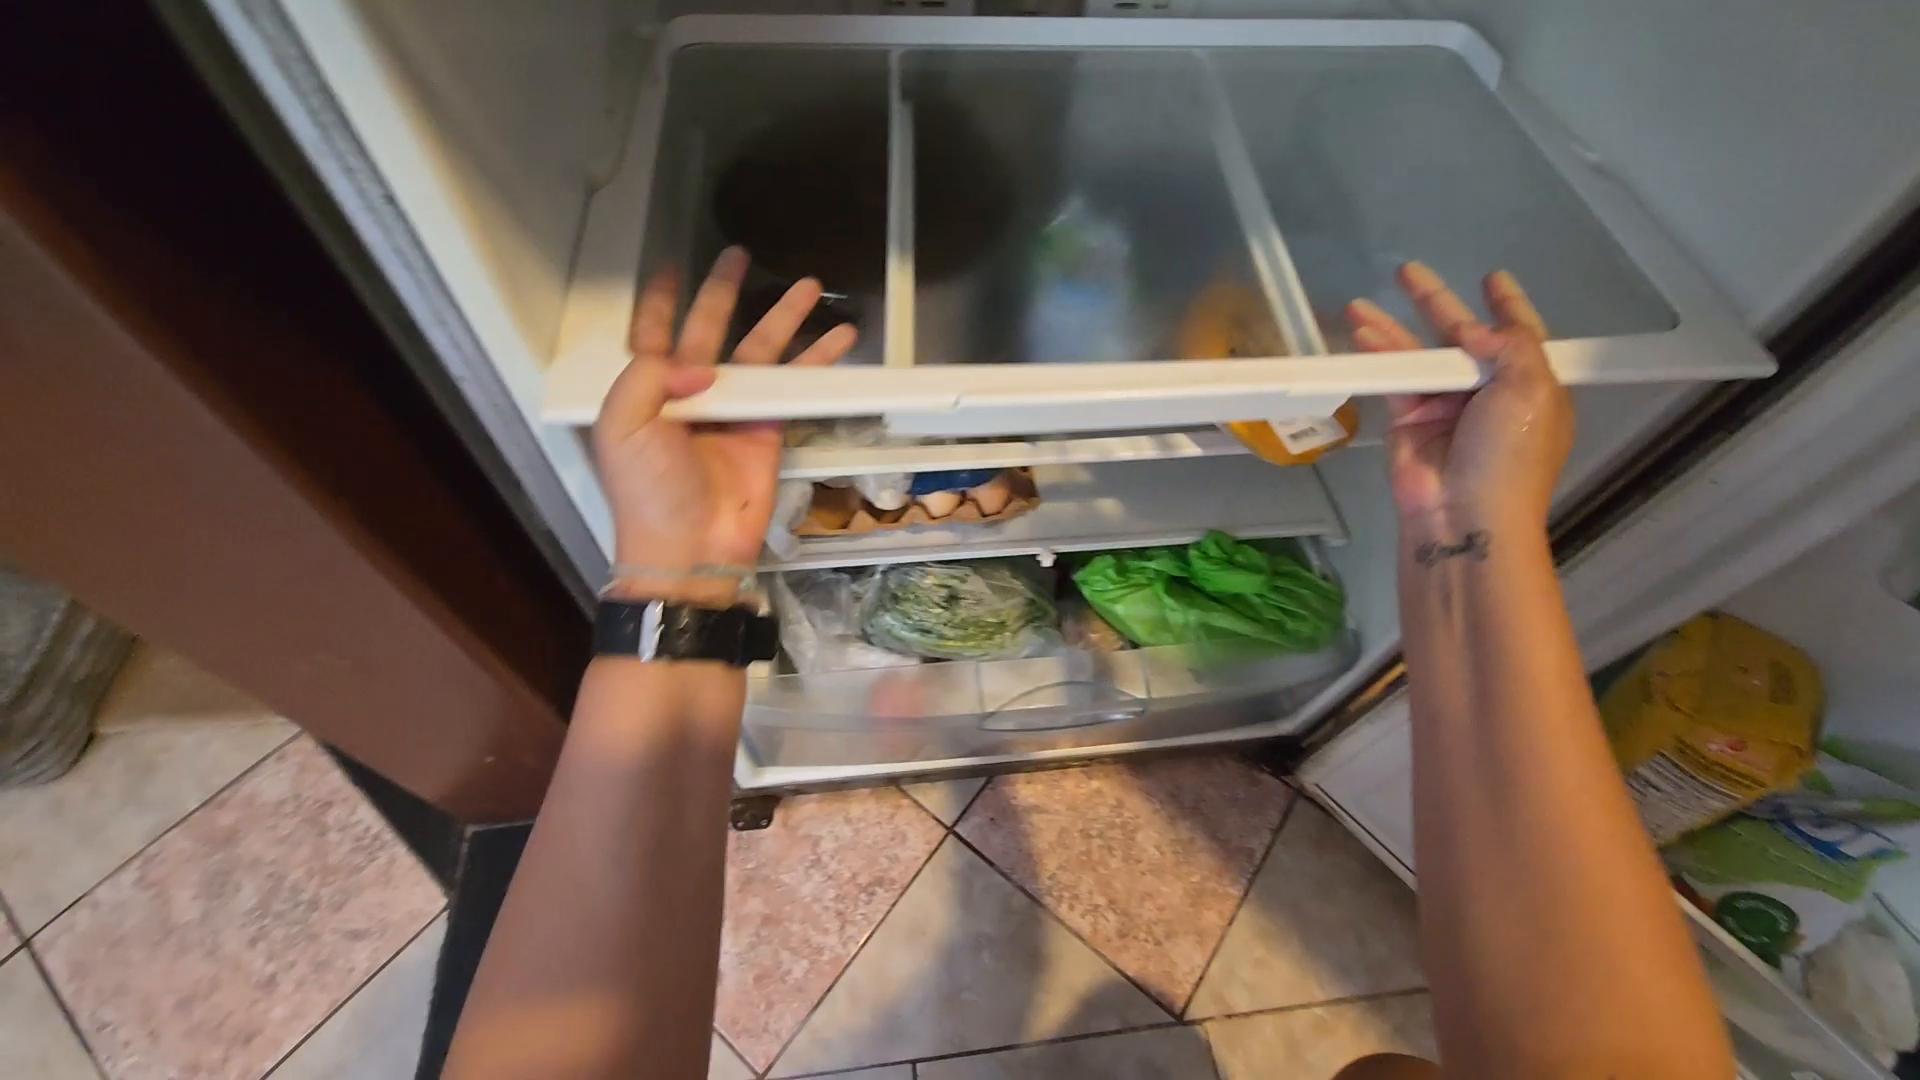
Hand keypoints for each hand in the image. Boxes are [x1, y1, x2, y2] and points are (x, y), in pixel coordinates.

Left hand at [593, 247, 855, 602]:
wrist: (691, 544)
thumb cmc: (648, 487)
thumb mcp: (622, 424)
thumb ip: (650, 374)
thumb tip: (705, 363)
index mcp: (647, 387)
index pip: (652, 331)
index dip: (659, 299)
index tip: (670, 266)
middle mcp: (690, 390)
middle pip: (710, 329)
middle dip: (725, 292)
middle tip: (740, 254)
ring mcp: (734, 408)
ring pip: (762, 351)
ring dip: (785, 319)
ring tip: (810, 286)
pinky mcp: (769, 429)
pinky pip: (794, 387)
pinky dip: (817, 363)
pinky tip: (839, 340)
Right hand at [1345, 263, 1572, 529]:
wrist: (1465, 513)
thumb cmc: (1509, 454)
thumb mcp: (1531, 393)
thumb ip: (1511, 347)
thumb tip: (1475, 329)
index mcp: (1530, 384)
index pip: (1518, 333)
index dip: (1506, 304)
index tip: (1492, 278)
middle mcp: (1486, 391)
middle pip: (1458, 337)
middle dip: (1434, 304)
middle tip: (1407, 272)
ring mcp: (1443, 406)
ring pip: (1416, 357)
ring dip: (1390, 330)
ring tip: (1359, 305)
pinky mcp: (1407, 421)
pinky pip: (1392, 381)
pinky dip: (1378, 359)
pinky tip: (1362, 337)